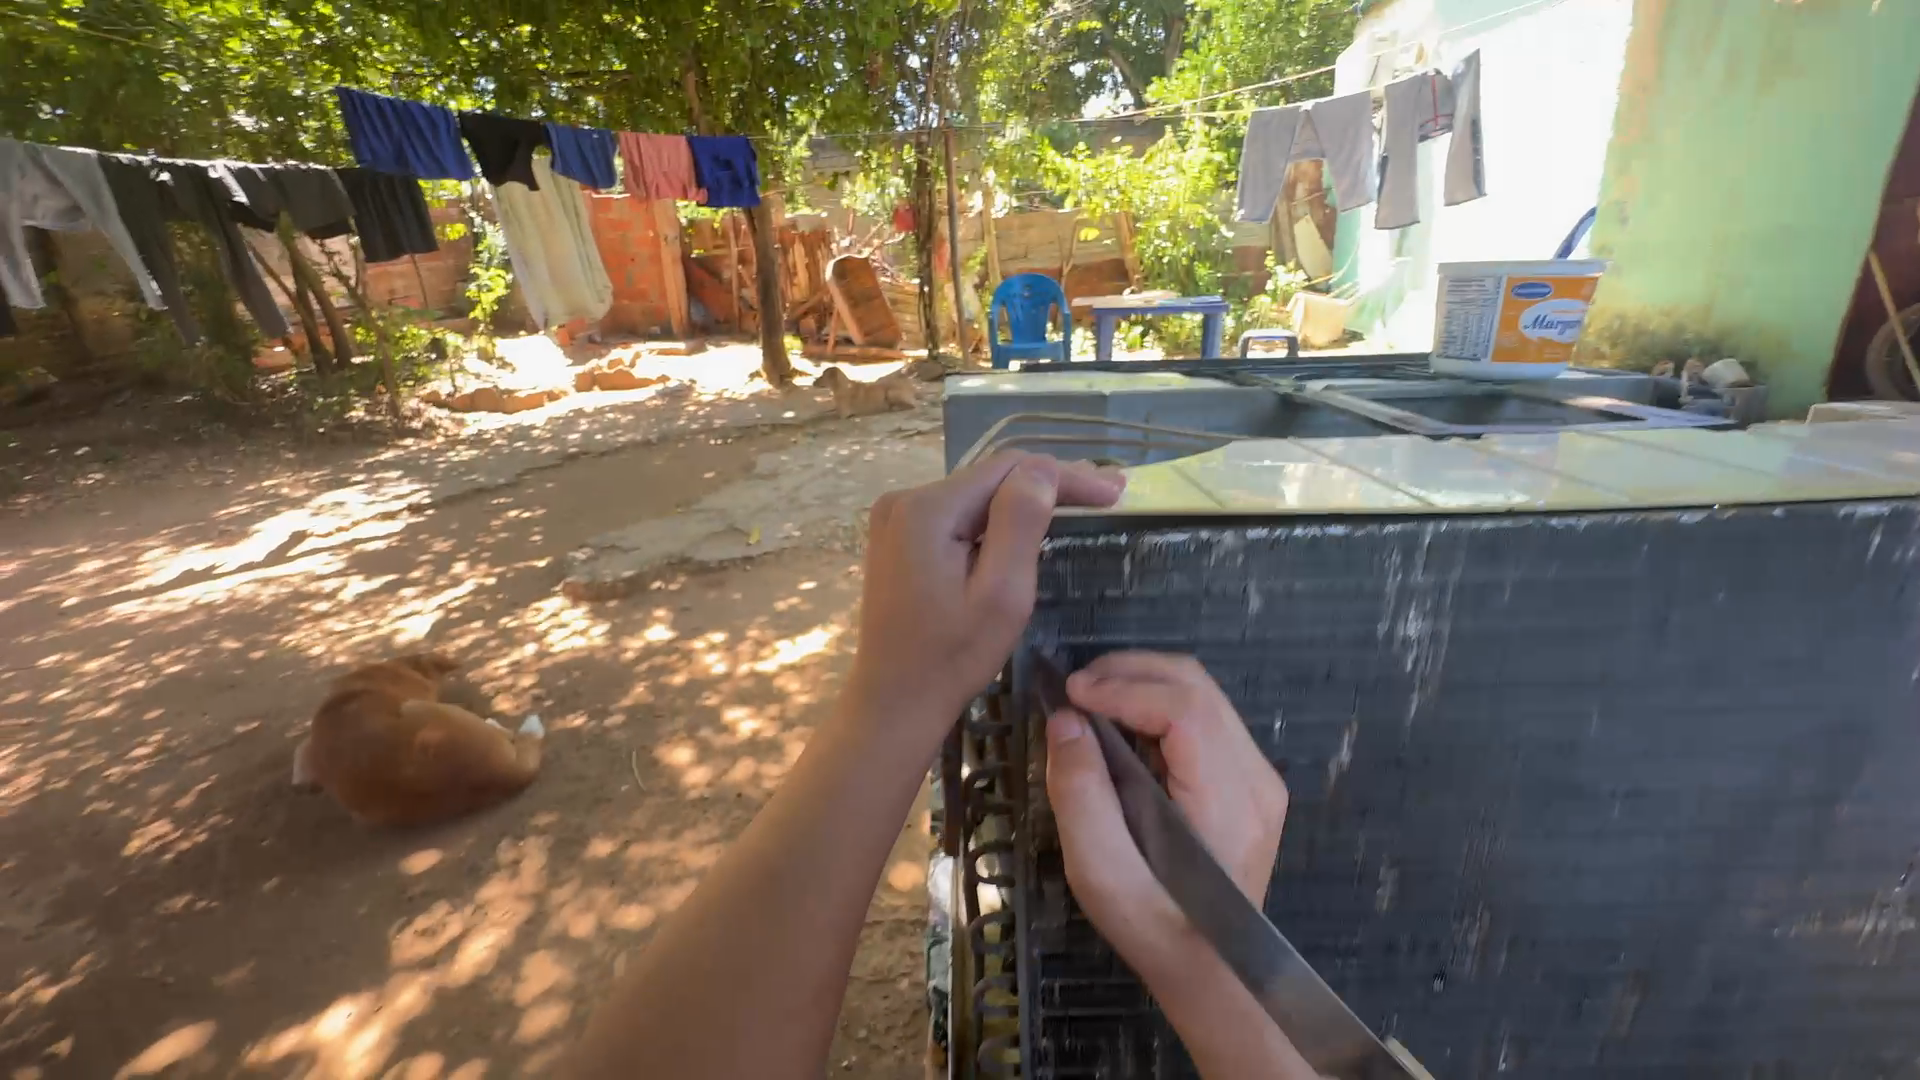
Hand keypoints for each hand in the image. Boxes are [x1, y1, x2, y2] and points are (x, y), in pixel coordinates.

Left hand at [847, 452, 1124, 736]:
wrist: (893, 702)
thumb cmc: (952, 658)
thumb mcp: (1000, 594)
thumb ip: (1020, 523)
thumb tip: (1043, 469)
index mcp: (927, 509)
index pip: (1008, 468)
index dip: (1065, 475)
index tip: (1114, 491)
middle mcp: (904, 500)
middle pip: (990, 477)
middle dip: (1048, 483)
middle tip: (1107, 493)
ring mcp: (896, 518)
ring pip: (976, 494)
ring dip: (1024, 499)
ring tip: (1079, 501)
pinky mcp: (898, 538)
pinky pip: (957, 514)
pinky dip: (995, 518)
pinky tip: (1028, 522)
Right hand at [1045, 652, 1288, 974]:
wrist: (1213, 972)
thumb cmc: (1155, 928)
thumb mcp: (1101, 874)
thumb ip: (1080, 794)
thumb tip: (1064, 719)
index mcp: (1230, 803)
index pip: (1185, 709)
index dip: (1125, 687)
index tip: (1071, 693)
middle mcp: (1256, 777)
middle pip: (1195, 685)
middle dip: (1128, 670)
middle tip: (1073, 688)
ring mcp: (1257, 773)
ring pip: (1199, 689)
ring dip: (1139, 679)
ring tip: (1088, 697)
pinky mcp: (1246, 775)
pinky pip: (1200, 711)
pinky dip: (1152, 698)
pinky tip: (1118, 718)